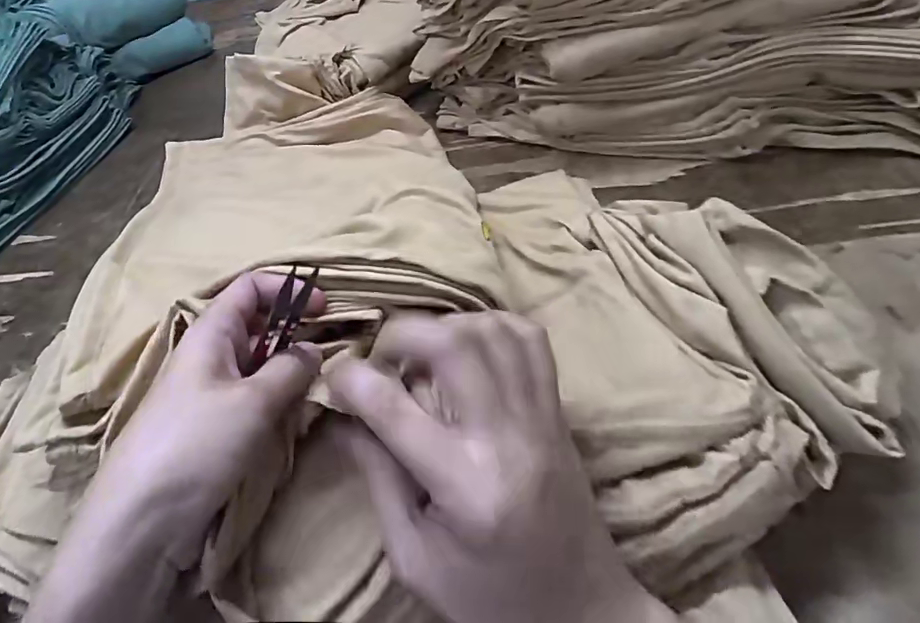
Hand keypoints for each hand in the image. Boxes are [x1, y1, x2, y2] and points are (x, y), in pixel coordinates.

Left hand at [83, 270, 326, 566]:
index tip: (324, 306)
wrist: (140, 516)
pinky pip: (250, 395)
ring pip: (255, 362)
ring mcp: (208, 388)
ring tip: (321, 384)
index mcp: (210, 330)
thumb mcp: (252, 402)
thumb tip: (313, 348)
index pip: (249, 287)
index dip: (286, 288)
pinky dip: (274, 397)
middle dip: (292, 330)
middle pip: (255, 323)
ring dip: (286, 368)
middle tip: (331, 349)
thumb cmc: (197, 442)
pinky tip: (295, 415)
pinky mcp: (210, 424)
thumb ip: (289, 370)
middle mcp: (208, 351)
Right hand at [329, 313, 672, 622]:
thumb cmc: (488, 599)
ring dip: (442, 327)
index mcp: (463, 486)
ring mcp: (539, 419)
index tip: (334, 381)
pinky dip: (488, 326)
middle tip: (382, 361)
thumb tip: (343, 411)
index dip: (347, 379)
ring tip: (423, 356)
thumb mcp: (413, 557)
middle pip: (448, 343)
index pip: (390, 404)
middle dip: (398, 335)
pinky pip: (528, 338)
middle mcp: (506, 440)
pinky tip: (466, 349)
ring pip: (488, 330)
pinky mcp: (557, 411)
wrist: (585, 618)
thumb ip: (375, 475)